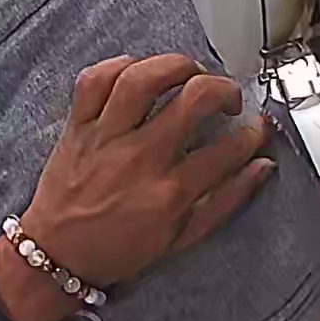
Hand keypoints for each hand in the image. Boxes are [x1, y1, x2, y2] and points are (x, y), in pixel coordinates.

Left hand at [0, 54, 274, 320]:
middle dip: (225, 89)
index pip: (227, 149)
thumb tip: (261, 169)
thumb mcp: (181, 239)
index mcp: (169, 193)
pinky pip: (95, 80)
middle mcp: (140, 159)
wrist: (58, 255)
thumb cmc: (118, 250)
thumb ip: (226, 202)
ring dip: (176, 65)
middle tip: (227, 98)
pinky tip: (138, 73)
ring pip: (144, 78)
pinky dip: (119, 66)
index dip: (252, 133)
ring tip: (190, 73)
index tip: (255, 127)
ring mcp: (106, 139)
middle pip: (194, 99)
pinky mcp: (78, 127)